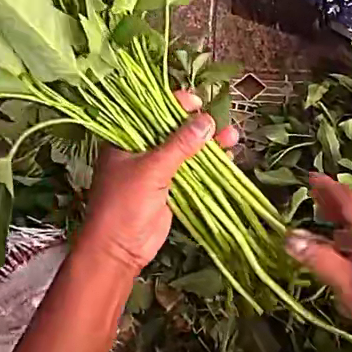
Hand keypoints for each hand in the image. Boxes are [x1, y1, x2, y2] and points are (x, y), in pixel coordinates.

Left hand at [80, 91, 237, 271]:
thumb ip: (180, 145)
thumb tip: (206, 121)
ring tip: (232, 136)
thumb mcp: (152, 169)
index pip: (150, 111)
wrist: (119, 249)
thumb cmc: (124, 204)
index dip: (174, 103)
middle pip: (172, 130)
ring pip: (186, 151)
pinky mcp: (170, 188)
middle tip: (219, 118)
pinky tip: (227, 157)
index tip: (197, 101)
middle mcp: (140, 151)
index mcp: (124, 139)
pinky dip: (209, 165)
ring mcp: (156, 170)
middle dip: (198, 124)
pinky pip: (192, 171)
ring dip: (208, 145)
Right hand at [283, 174, 351, 351]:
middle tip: (313, 193)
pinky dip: (350, 232)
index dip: (330, 189)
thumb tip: (291, 238)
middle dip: (335, 198)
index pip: (350, 202)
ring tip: (321, 214)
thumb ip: (321, 260)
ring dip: (343, 215)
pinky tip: (341, 245)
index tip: (311, 178)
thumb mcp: (349, 286)